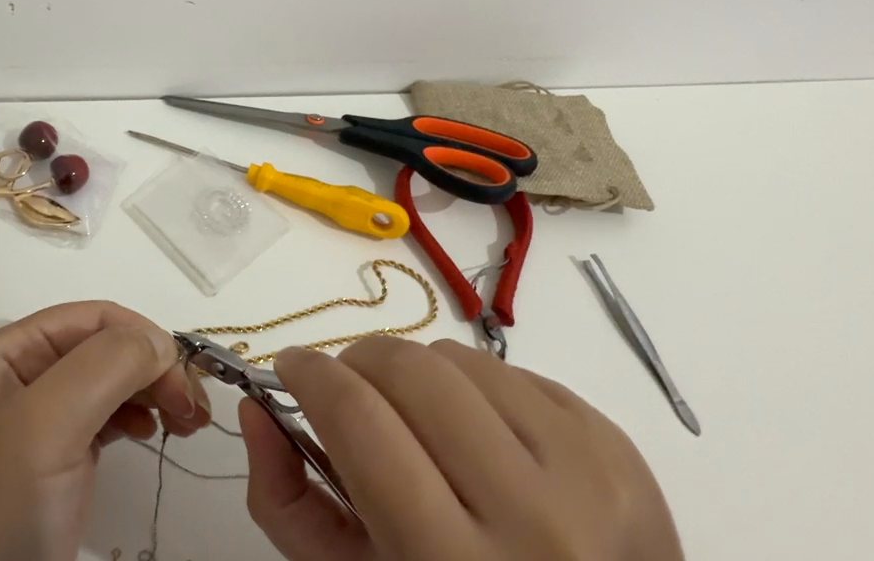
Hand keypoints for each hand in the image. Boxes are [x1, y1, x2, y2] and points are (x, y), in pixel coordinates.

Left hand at [0, 301, 210, 560]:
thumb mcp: (45, 425)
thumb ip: (105, 367)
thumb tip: (160, 340)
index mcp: (7, 352)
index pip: (91, 318)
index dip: (143, 336)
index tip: (185, 379)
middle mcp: (20, 378)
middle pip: (102, 350)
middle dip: (152, 368)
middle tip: (196, 410)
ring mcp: (34, 425)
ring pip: (106, 386)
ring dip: (150, 394)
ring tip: (187, 423)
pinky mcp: (50, 466)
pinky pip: (100, 423)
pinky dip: (133, 421)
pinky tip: (150, 435)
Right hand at [241, 338, 681, 560]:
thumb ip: (288, 503)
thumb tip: (256, 407)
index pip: (360, 420)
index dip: (310, 374)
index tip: (291, 366)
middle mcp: (534, 515)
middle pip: (410, 370)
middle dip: (358, 362)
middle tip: (347, 388)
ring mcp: (588, 473)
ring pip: (459, 359)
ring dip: (417, 374)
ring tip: (418, 422)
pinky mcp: (617, 446)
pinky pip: (514, 371)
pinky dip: (475, 388)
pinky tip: (477, 435)